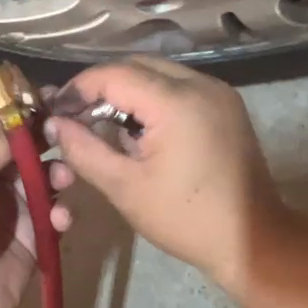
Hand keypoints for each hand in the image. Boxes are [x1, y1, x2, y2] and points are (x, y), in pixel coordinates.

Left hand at [0, 114, 74, 307]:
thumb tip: (18, 120)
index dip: (19, 114)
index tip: (49, 96)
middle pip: (25, 153)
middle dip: (48, 142)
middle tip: (71, 132)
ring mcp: (15, 212)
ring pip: (45, 181)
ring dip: (58, 175)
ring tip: (64, 180)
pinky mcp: (35, 239)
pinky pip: (55, 216)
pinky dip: (62, 213)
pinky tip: (60, 220)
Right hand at [45, 56, 293, 296]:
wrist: (252, 241)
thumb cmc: (184, 218)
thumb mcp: (124, 186)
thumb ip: (84, 149)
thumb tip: (54, 124)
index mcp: (176, 102)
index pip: (113, 74)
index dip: (78, 88)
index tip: (54, 111)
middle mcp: (200, 85)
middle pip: (136, 66)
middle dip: (100, 86)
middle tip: (72, 116)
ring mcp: (218, 93)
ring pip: (158, 74)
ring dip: (125, 91)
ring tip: (98, 122)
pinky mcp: (225, 106)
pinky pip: (178, 87)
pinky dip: (150, 99)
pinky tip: (134, 129)